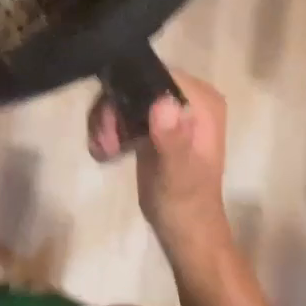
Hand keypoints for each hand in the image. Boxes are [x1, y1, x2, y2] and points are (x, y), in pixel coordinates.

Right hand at [88, 70, 230, 255]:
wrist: (184, 231)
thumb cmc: (186, 204)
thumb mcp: (178, 173)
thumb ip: (172, 139)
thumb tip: (161, 103)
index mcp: (202, 102)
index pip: (155, 74)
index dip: (128, 92)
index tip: (111, 124)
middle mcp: (188, 98)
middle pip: (135, 84)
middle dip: (112, 111)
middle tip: (104, 143)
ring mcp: (170, 111)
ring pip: (124, 97)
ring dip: (105, 122)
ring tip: (103, 150)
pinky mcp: (154, 125)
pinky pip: (122, 112)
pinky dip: (108, 129)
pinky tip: (104, 151)